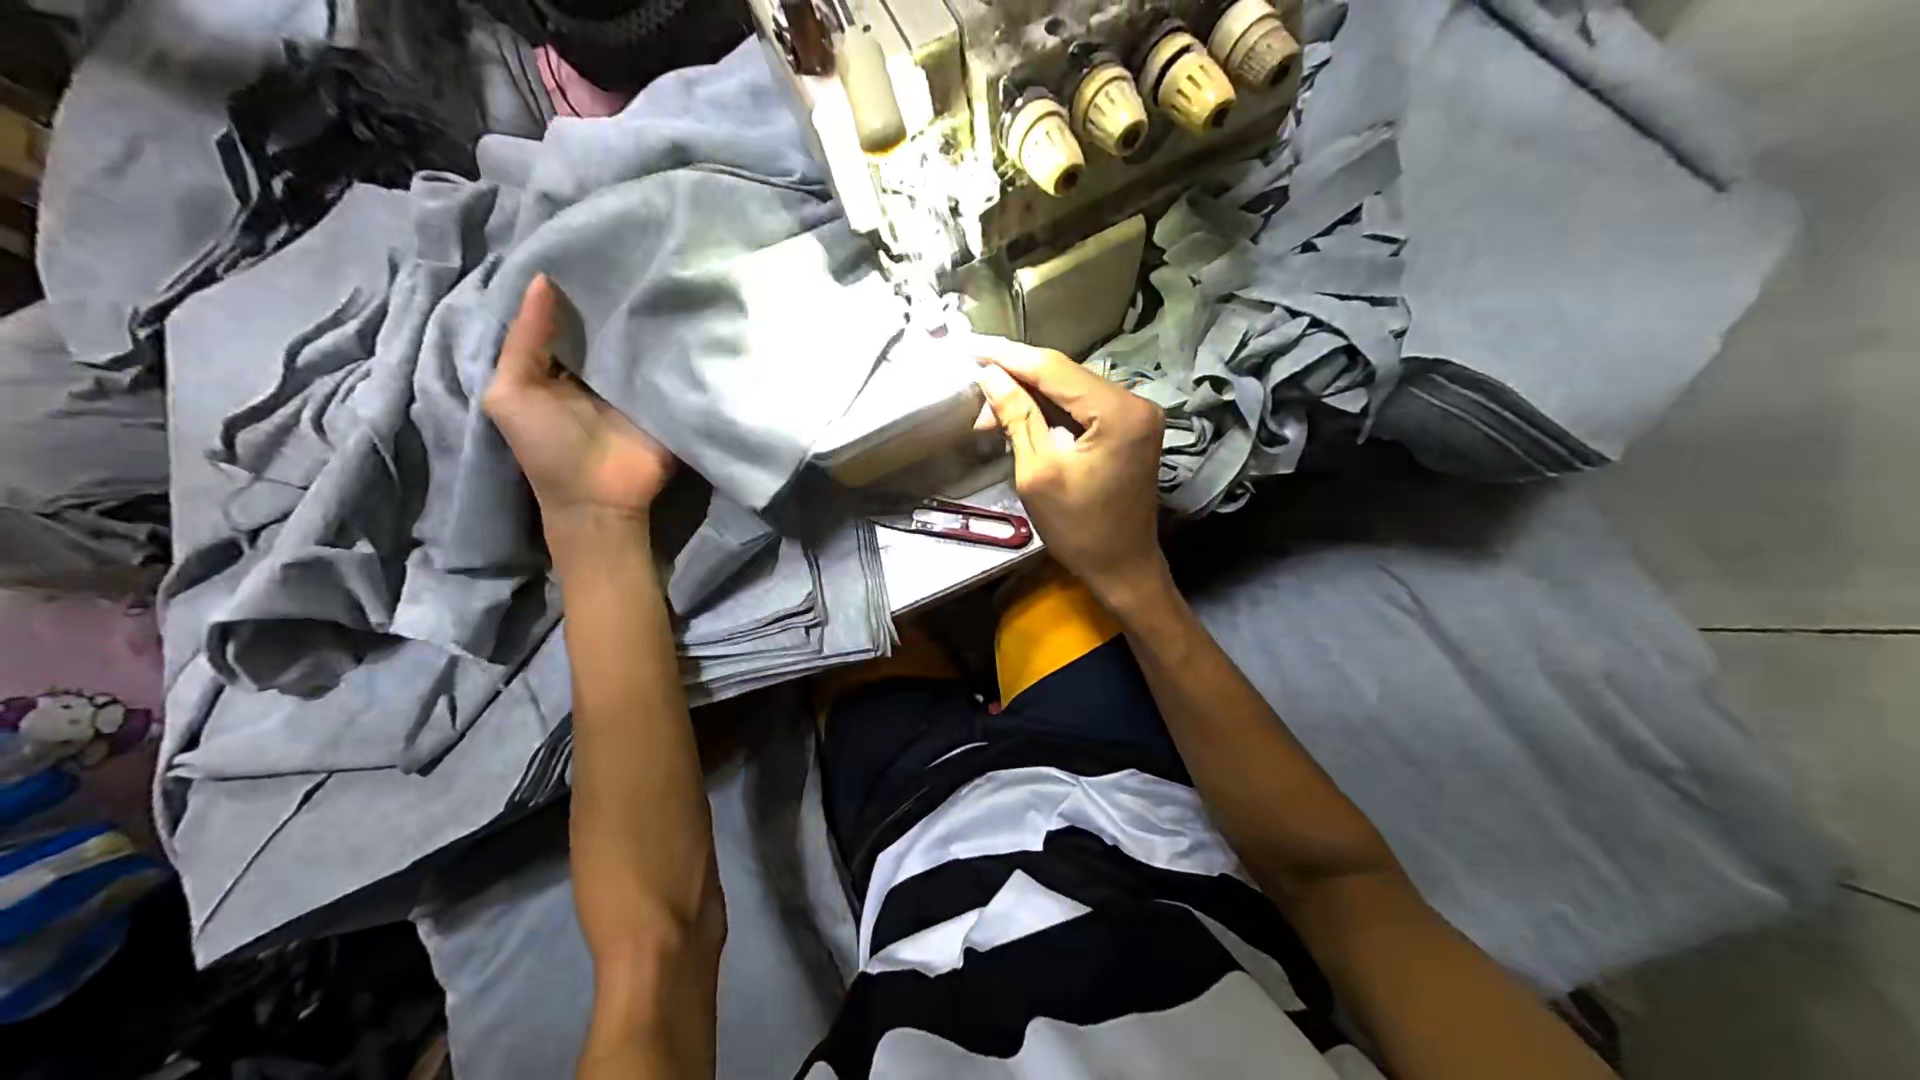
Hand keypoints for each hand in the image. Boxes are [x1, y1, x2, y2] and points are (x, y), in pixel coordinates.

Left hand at [484, 275, 675, 541]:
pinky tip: (685, 310)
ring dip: (649, 315)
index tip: (590, 245)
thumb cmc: (546, 446)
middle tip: (634, 252)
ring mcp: (636, 383)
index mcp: (559, 366)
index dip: (574, 286)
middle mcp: (599, 370)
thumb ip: (525, 340)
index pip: (568, 317)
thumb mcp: (512, 391)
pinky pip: (671, 365)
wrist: (600, 498)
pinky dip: (676, 344)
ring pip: (641, 340)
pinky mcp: (666, 397)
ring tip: (663, 272)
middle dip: (616, 294)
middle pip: (608, 325)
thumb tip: (542, 280)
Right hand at [973, 336, 1168, 603]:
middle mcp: (1135, 402)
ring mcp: (1136, 415)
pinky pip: (1082, 407)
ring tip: (990, 412)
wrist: (1122, 567)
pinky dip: (1051, 412)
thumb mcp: (1038, 472)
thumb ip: (1016, 416)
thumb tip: (991, 375)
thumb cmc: (1079, 529)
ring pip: (1071, 390)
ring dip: (1030, 397)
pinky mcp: (1129, 428)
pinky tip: (1020, 419)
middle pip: (1064, 375)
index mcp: (1119, 412)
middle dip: (1017, 380)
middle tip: (975, 388)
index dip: (1009, 356)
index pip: (1054, 368)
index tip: (971, 345)